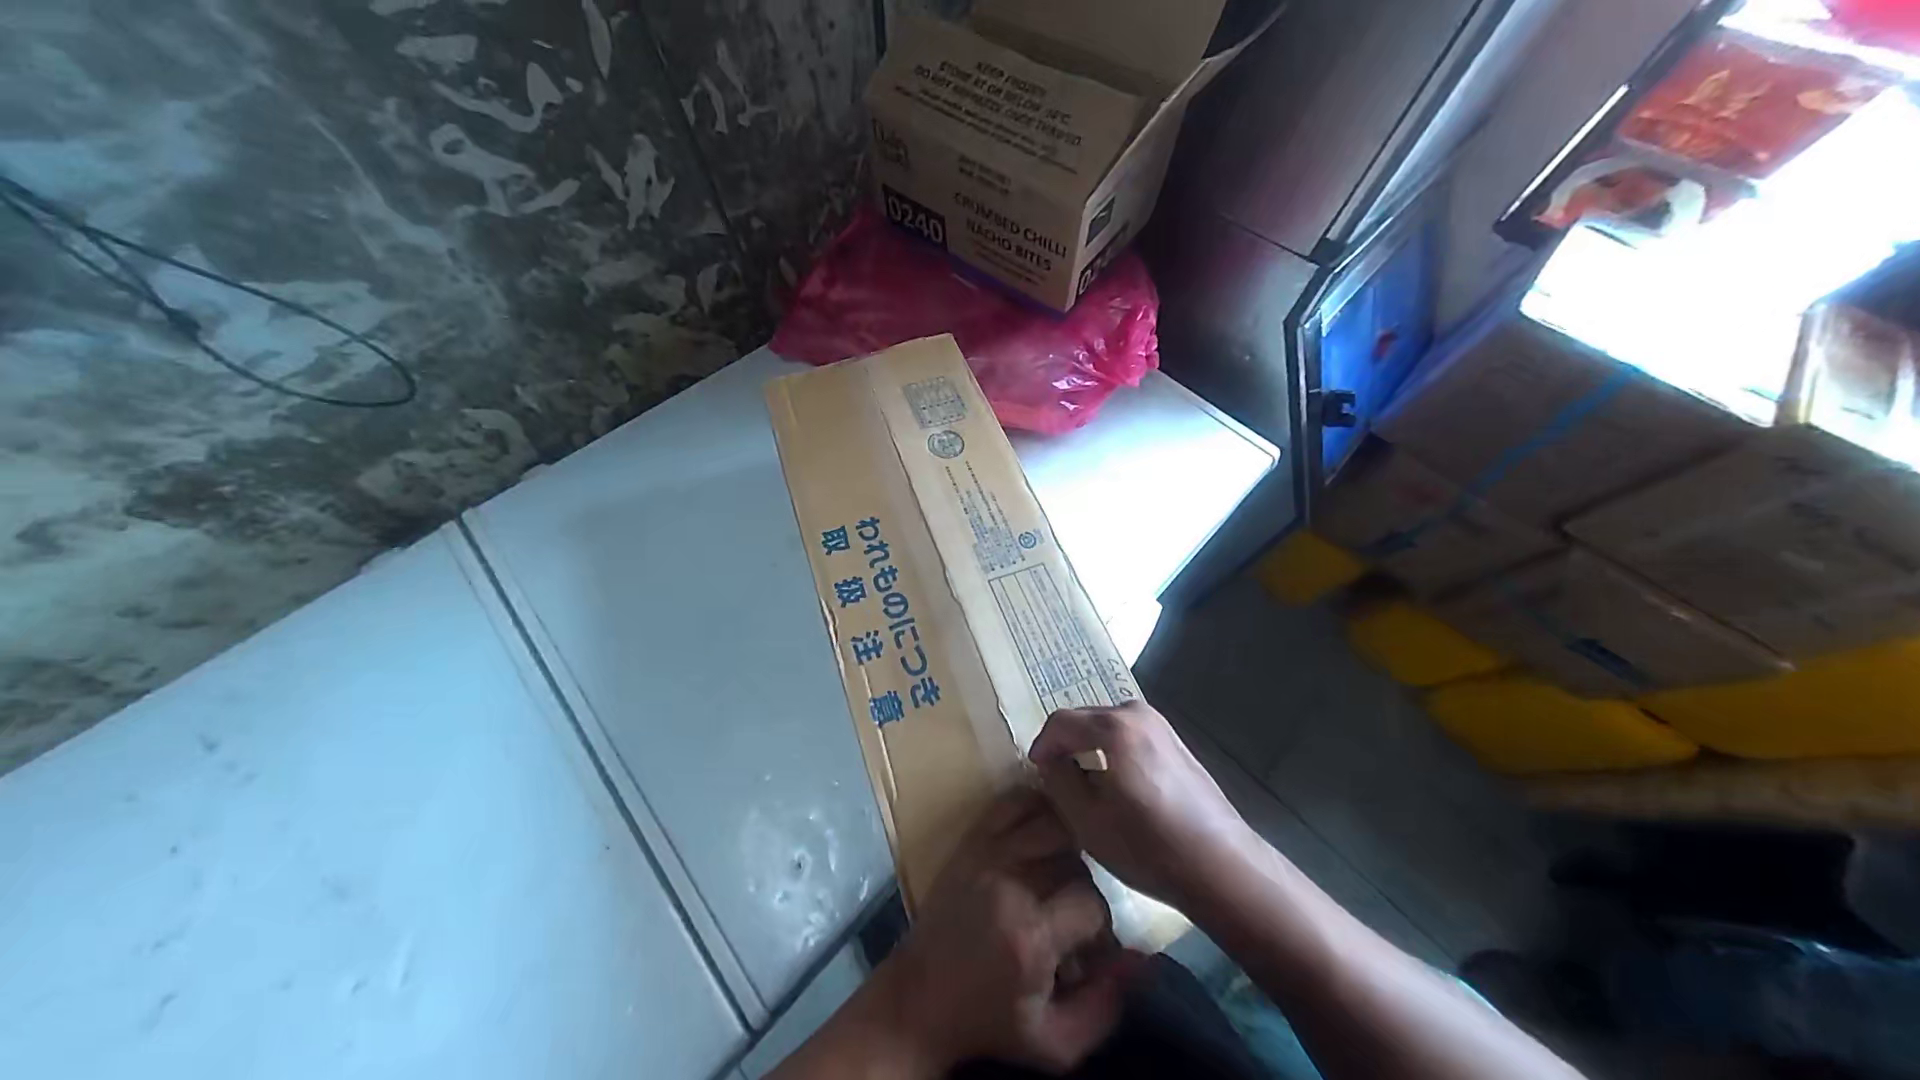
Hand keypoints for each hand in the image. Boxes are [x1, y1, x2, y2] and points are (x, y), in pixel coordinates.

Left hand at [874, 790, 1139, 1074]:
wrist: (920, 998)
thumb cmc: (990, 1022)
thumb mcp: (1056, 1043)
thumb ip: (1106, 1005)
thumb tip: (1142, 958)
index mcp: (1030, 935)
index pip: (1092, 902)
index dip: (1099, 925)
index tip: (1085, 944)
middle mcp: (1009, 883)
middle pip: (1073, 857)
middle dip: (1083, 883)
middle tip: (1072, 909)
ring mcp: (986, 855)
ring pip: (1050, 822)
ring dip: (1066, 845)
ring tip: (1061, 872)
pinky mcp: (970, 842)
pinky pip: (1012, 802)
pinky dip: (1036, 805)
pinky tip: (1043, 828)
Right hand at [1029, 700, 1259, 914]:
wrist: (1220, 866)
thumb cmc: (1147, 845)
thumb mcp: (1086, 819)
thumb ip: (1058, 779)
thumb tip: (1052, 760)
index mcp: (1114, 727)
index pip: (1061, 721)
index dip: (1042, 745)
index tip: (1037, 771)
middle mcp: (1138, 714)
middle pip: (1086, 718)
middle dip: (1066, 744)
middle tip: (1058, 779)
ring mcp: (1162, 727)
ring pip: (1109, 727)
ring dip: (1090, 747)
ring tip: (1085, 784)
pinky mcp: (1177, 744)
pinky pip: (1131, 737)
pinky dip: (1114, 752)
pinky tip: (1118, 786)